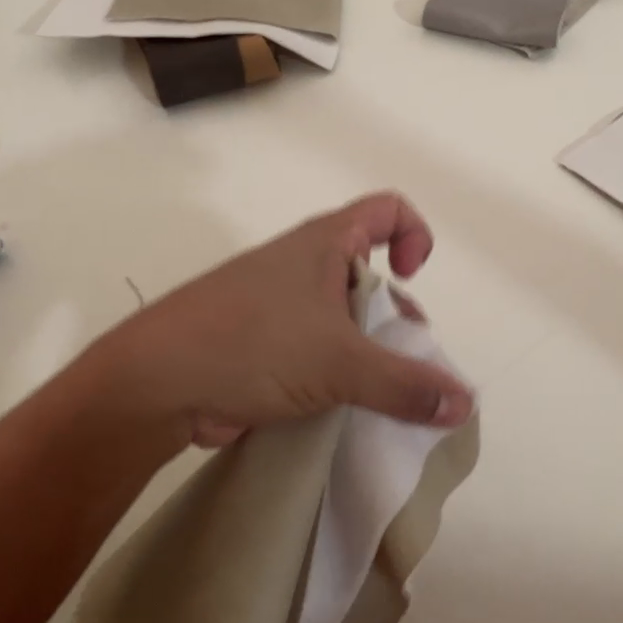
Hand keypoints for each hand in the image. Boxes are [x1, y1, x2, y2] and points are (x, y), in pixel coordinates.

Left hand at [92, 192, 474, 446]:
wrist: (159, 382)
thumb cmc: (253, 344)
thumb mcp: (340, 362)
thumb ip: (405, 383)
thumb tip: (463, 403)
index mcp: (324, 243)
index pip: (388, 210)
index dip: (414, 234)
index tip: (408, 280)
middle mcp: (304, 266)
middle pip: (371, 274)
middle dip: (396, 316)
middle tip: (404, 364)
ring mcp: (281, 306)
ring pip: (344, 320)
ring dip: (368, 354)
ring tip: (379, 399)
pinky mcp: (265, 346)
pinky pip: (318, 352)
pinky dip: (338, 376)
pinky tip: (347, 413)